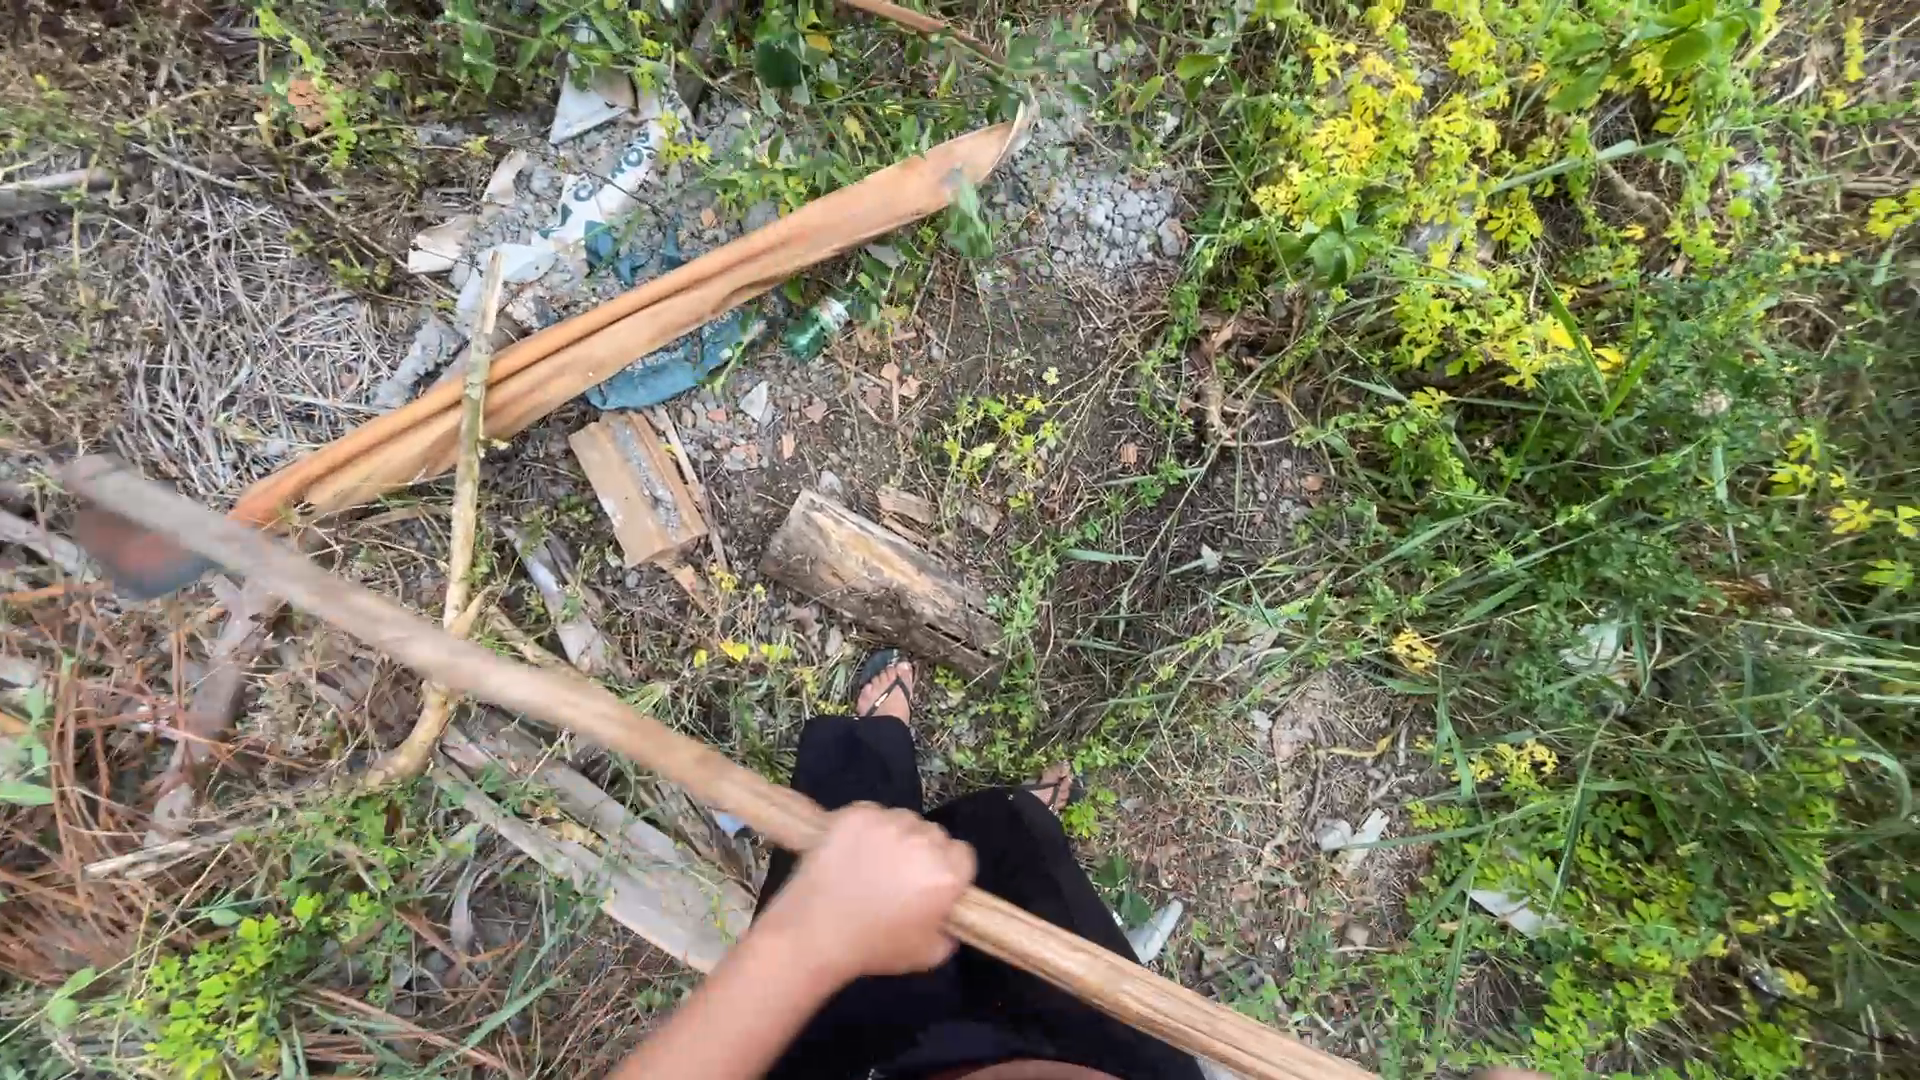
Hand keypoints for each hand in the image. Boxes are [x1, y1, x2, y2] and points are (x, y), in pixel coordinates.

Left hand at [757, 803, 975, 983]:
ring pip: (905, 820)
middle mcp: (923, 841)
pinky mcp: (859, 812)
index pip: (964, 855)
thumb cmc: (873, 948)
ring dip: (896, 837)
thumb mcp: (926, 955)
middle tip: (899, 877)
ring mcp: (889, 822)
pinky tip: (852, 852)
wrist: (814, 931)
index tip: (930, 884)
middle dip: (922, 852)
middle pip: (935, 835)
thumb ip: (949, 933)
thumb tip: (949, 918)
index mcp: (946, 874)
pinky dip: (866, 828)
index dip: (949, 869)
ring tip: (871, 864)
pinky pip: (874, 813)